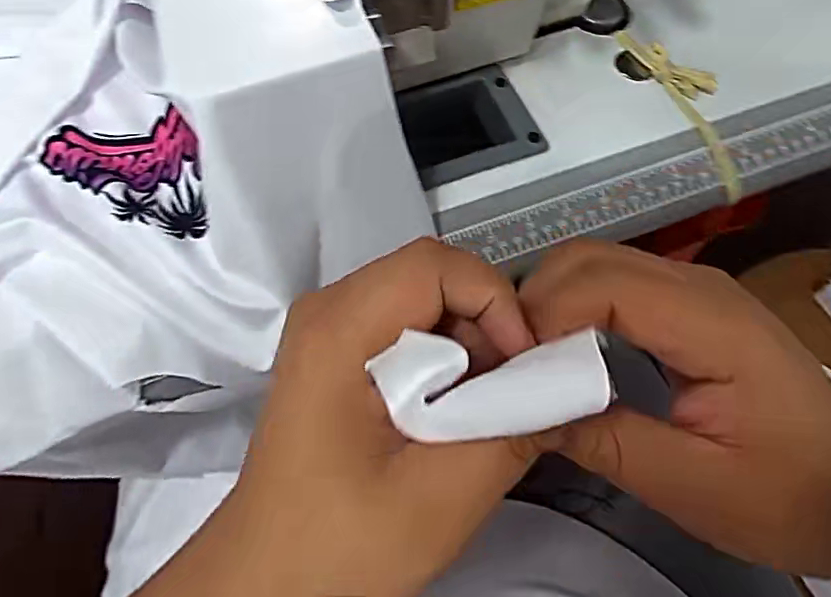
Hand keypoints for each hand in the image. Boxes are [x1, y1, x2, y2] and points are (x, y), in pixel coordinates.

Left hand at [141, 238, 543, 596]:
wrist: (269, 576)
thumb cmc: (333, 544)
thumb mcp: (435, 499)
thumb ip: (507, 434)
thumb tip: (562, 389)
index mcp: (337, 329)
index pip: (430, 265)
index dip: (491, 299)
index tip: (522, 360)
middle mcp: (326, 310)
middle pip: (426, 275)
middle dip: (483, 322)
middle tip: (510, 388)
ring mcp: (327, 326)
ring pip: (419, 296)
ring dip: (465, 341)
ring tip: (480, 407)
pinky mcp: (334, 349)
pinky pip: (402, 322)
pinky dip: (441, 353)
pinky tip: (449, 408)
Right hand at [521, 242, 830, 596]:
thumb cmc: (791, 498)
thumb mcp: (695, 487)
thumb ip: (605, 441)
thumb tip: (524, 411)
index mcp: (709, 320)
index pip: (601, 284)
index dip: (545, 316)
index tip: (514, 367)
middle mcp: (696, 283)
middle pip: (588, 258)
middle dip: (537, 301)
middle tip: (513, 361)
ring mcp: (693, 284)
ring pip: (594, 261)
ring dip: (551, 299)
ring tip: (532, 356)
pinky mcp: (687, 299)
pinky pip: (612, 279)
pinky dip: (574, 302)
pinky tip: (567, 346)